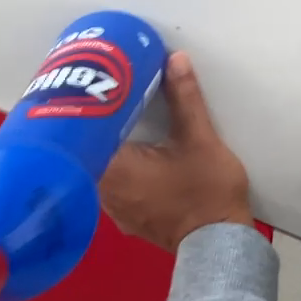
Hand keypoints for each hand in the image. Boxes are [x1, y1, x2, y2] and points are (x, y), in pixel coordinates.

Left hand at [100, 52, 251, 250]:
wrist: (219, 242)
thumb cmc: (206, 189)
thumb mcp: (201, 138)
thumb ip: (185, 98)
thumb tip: (175, 59)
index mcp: (113, 170)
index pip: (80, 136)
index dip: (82, 111)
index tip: (88, 89)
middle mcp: (103, 192)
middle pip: (87, 151)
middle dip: (96, 124)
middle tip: (105, 93)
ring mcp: (114, 209)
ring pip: (99, 169)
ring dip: (106, 146)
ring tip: (117, 118)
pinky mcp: (128, 217)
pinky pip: (112, 184)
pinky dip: (117, 166)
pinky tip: (132, 152)